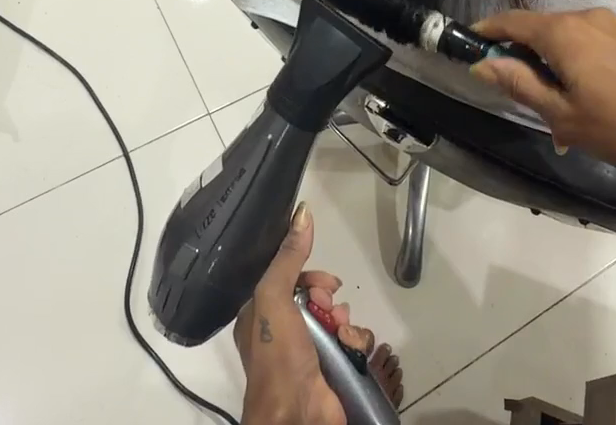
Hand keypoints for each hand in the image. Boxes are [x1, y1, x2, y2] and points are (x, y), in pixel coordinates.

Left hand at [233, 204, 345, 424]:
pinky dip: (356, 341)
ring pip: (338, 318)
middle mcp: (283, 333)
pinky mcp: (336, 369)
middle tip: (331, 307)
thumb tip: (303, 211)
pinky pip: (353, 342)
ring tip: (343, 332)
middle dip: (328, 296)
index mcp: (259, 315)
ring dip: (345, 320)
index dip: (308, 275)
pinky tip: (351, 347)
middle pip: (316, 297)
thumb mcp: (274, 296)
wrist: (298, 414)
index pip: (287, 279)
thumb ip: (289, 256)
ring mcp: (311, 353)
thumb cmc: (277, 354)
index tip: (324, 281)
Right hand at [471, 8, 615, 181]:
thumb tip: (481, 65)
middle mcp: (585, 17)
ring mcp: (612, 25)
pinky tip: (582, 97)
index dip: (485, 32)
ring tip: (551, 104)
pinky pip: (587, 42)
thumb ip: (519, 84)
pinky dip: (572, 61)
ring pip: (563, 36)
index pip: (510, 21)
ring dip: (547, 61)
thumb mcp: (563, 116)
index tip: (466, 48)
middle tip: (510, 90)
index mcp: (563, 32)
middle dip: (517, 53)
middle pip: (537, 27)